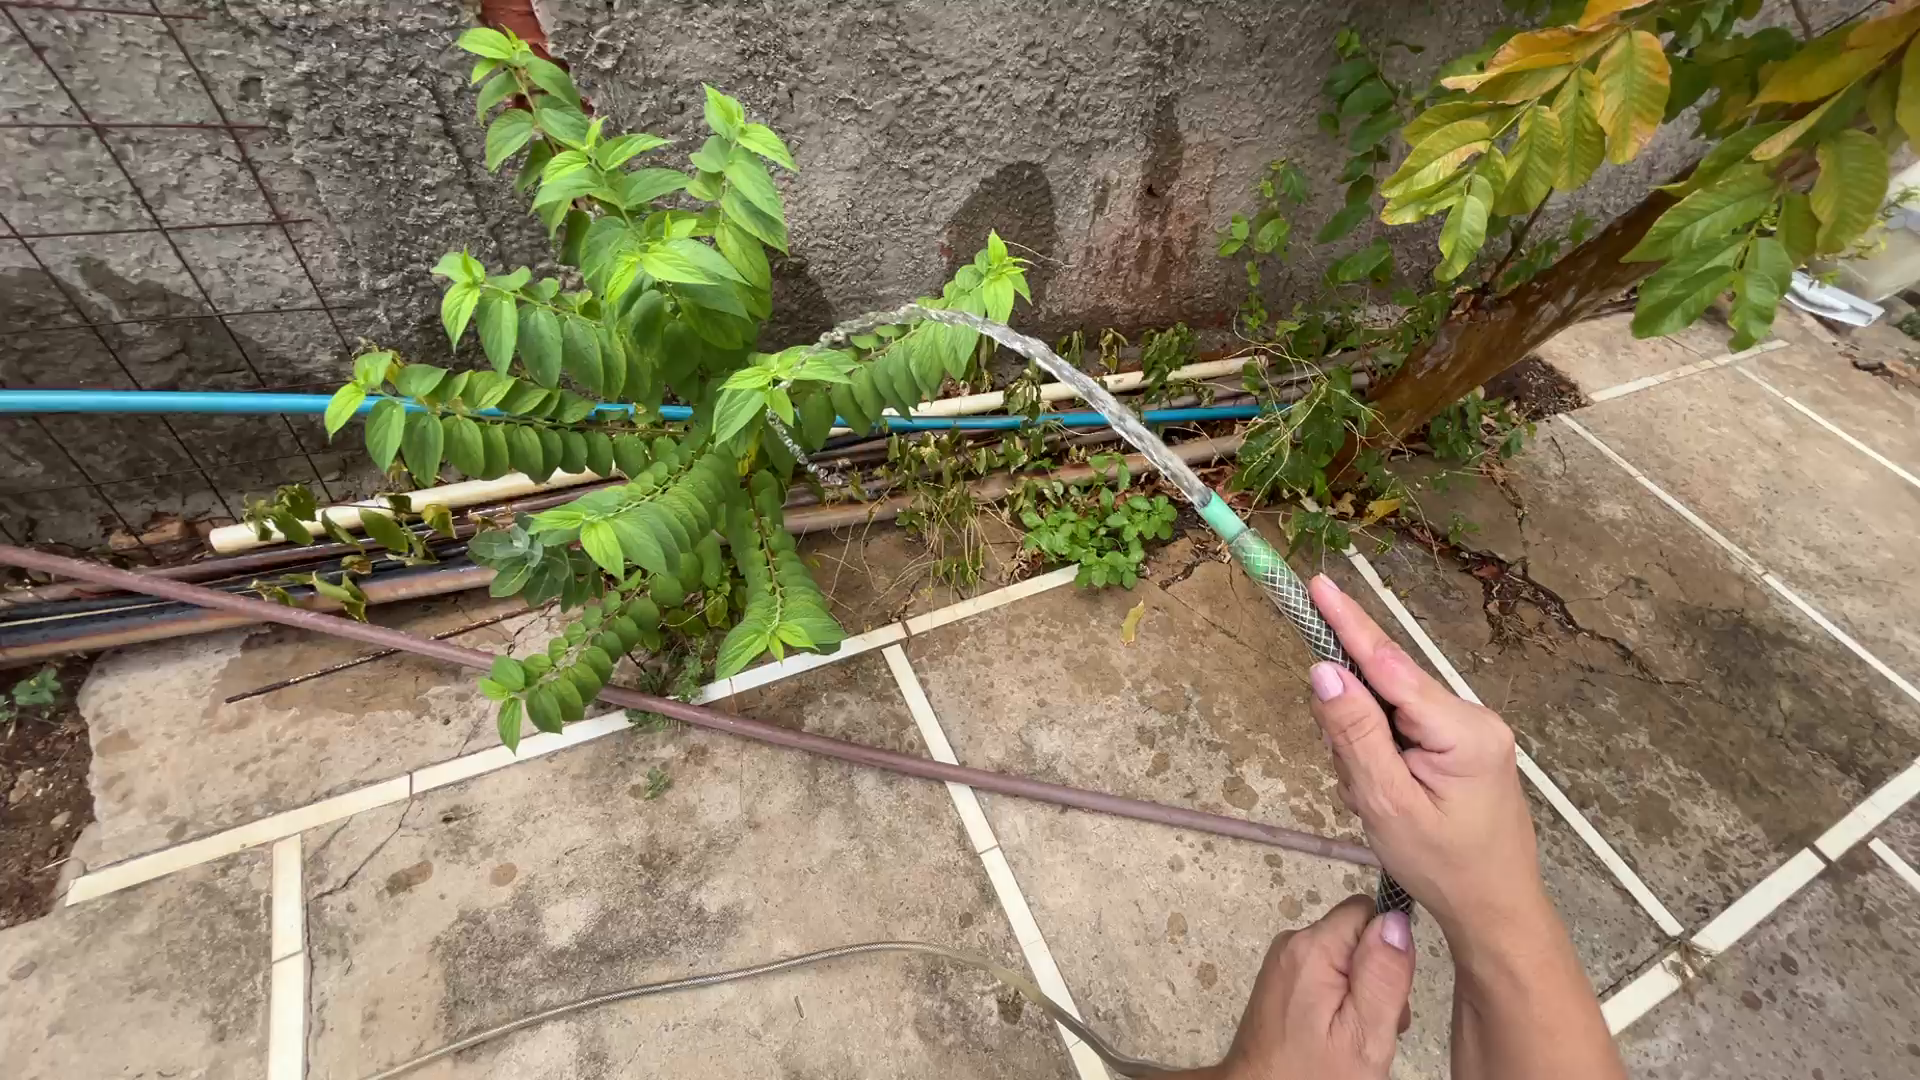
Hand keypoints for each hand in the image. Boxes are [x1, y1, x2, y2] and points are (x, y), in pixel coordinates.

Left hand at [1179, 895, 1414, 1079]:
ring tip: (1356, 1039)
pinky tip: (1339, 1035)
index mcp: (1311, 947)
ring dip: (1362, 993)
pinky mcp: (1282, 977)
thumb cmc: (1315, 1077)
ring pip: (1344, 956)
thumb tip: (1396, 918)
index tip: (1390, 993)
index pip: (1364, 911)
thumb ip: (1382, 976)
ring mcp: (1284, 959)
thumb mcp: (1363, 1035)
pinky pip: (1326, 972)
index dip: (1388, 947)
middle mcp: (1293, 941)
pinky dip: (1343, 999)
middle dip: (1377, 976)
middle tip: (1374, 1028)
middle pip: (1355, 935)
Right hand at [1304, 574, 1546, 942]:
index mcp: (1462, 731)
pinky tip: (1384, 788)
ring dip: (1359, 743)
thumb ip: (1353, 732)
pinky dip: (1374, 749)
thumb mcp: (1385, 801)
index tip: (1318, 583)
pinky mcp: (1457, 739)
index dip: (1349, 622)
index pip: (1389, 665)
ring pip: (1383, 707)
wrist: (1493, 910)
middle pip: (1381, 687)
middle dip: (1349, 723)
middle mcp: (1470, 716)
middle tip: (1354, 779)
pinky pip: (1396, 723)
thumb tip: (1324, 670)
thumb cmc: (1441, 864)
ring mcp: (1466, 727)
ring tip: (1373, 795)